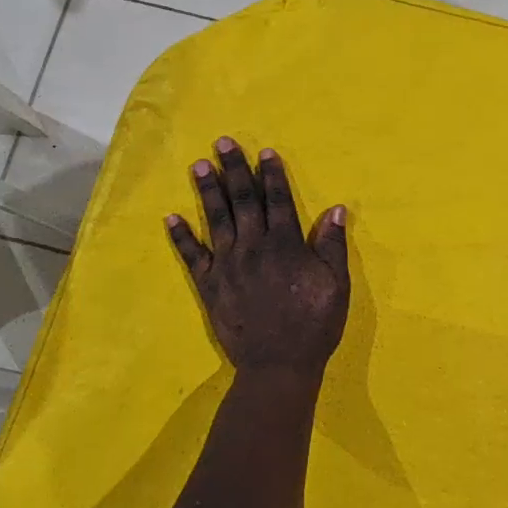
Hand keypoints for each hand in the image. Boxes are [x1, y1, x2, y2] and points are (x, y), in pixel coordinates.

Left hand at [166, 138, 349, 375]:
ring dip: (208, 190)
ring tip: (199, 165)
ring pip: (216, 219)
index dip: (273, 174)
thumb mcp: (336, 286)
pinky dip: (181, 235)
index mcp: (286, 245)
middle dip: (235, 169)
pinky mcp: (209, 285)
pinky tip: (171, 216)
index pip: (279, 200)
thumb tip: (336, 209)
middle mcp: (253, 247)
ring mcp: (228, 265)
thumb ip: (332, 246)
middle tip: (223, 142)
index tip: (265, 152)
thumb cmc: (314, 325)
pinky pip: (192, 255)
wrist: (278, 364)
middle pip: (243, 200)